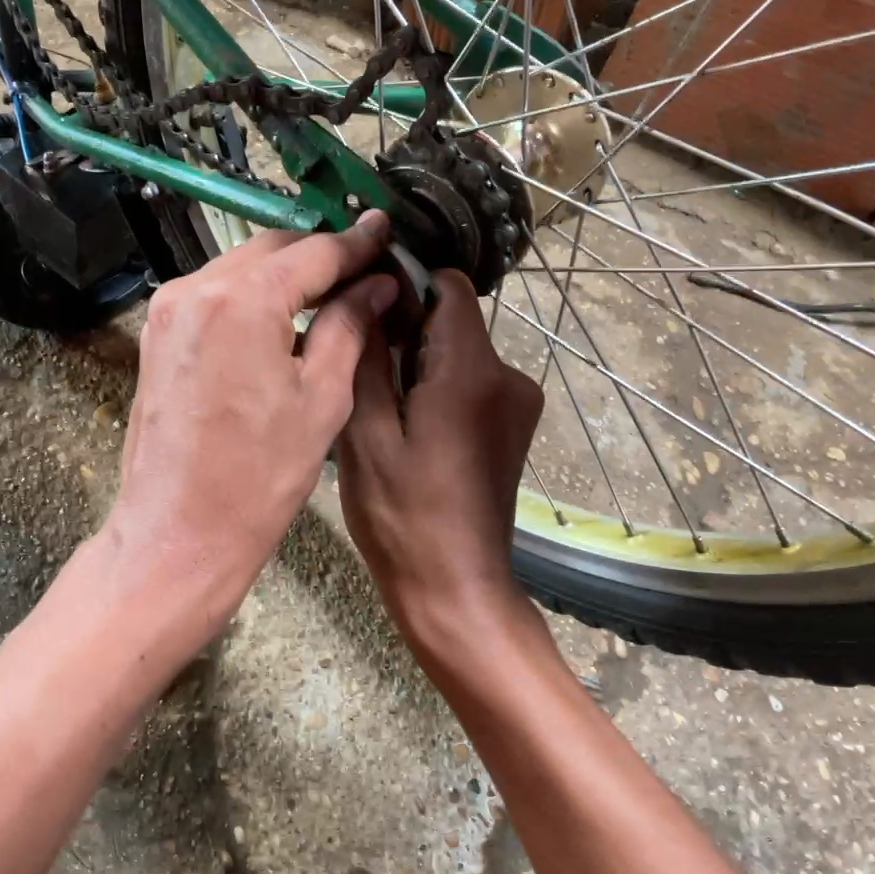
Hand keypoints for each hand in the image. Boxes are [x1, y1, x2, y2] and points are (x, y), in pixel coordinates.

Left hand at [107, 211, 397, 614]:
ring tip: (328, 297)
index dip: (356, 244)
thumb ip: (348, 328)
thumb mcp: (321, 400)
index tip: (385, 234)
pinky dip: (249, 298)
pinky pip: (212, 297)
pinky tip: (279, 321)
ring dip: (282, 276)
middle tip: (363, 272)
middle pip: (270, 250)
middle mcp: (194, 290)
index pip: (312, 252)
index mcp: (241, 300)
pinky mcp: (156, 337)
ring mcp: (167, 312)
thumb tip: (375, 285)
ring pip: (237, 269)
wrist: (178, 531)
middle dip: (318, 256)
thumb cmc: (258, 477)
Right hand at [335, 269, 543, 650]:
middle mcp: (509, 377)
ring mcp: (517, 405)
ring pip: (457, 354)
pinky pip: (469, 384)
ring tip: (377, 411)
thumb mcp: (365, 434)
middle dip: (403, 333)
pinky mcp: (513, 429)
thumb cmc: (401, 514)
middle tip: (356, 374)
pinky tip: (406, 432)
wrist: (453, 588)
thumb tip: (369, 295)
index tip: (362, 310)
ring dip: (416, 366)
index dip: (403, 285)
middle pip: (451, 321)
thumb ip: (368, 358)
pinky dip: (435, 391)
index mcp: (472, 371)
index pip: (448, 286)